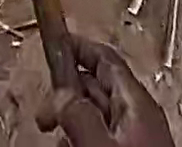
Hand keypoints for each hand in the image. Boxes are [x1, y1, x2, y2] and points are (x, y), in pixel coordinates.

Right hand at [36, 35, 175, 146]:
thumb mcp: (99, 145)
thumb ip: (77, 113)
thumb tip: (60, 93)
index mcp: (136, 104)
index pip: (105, 59)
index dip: (78, 47)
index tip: (52, 44)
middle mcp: (138, 118)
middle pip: (97, 88)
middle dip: (67, 94)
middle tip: (43, 113)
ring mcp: (136, 143)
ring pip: (96, 117)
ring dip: (71, 122)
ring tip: (54, 137)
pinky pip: (100, 140)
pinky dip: (80, 140)